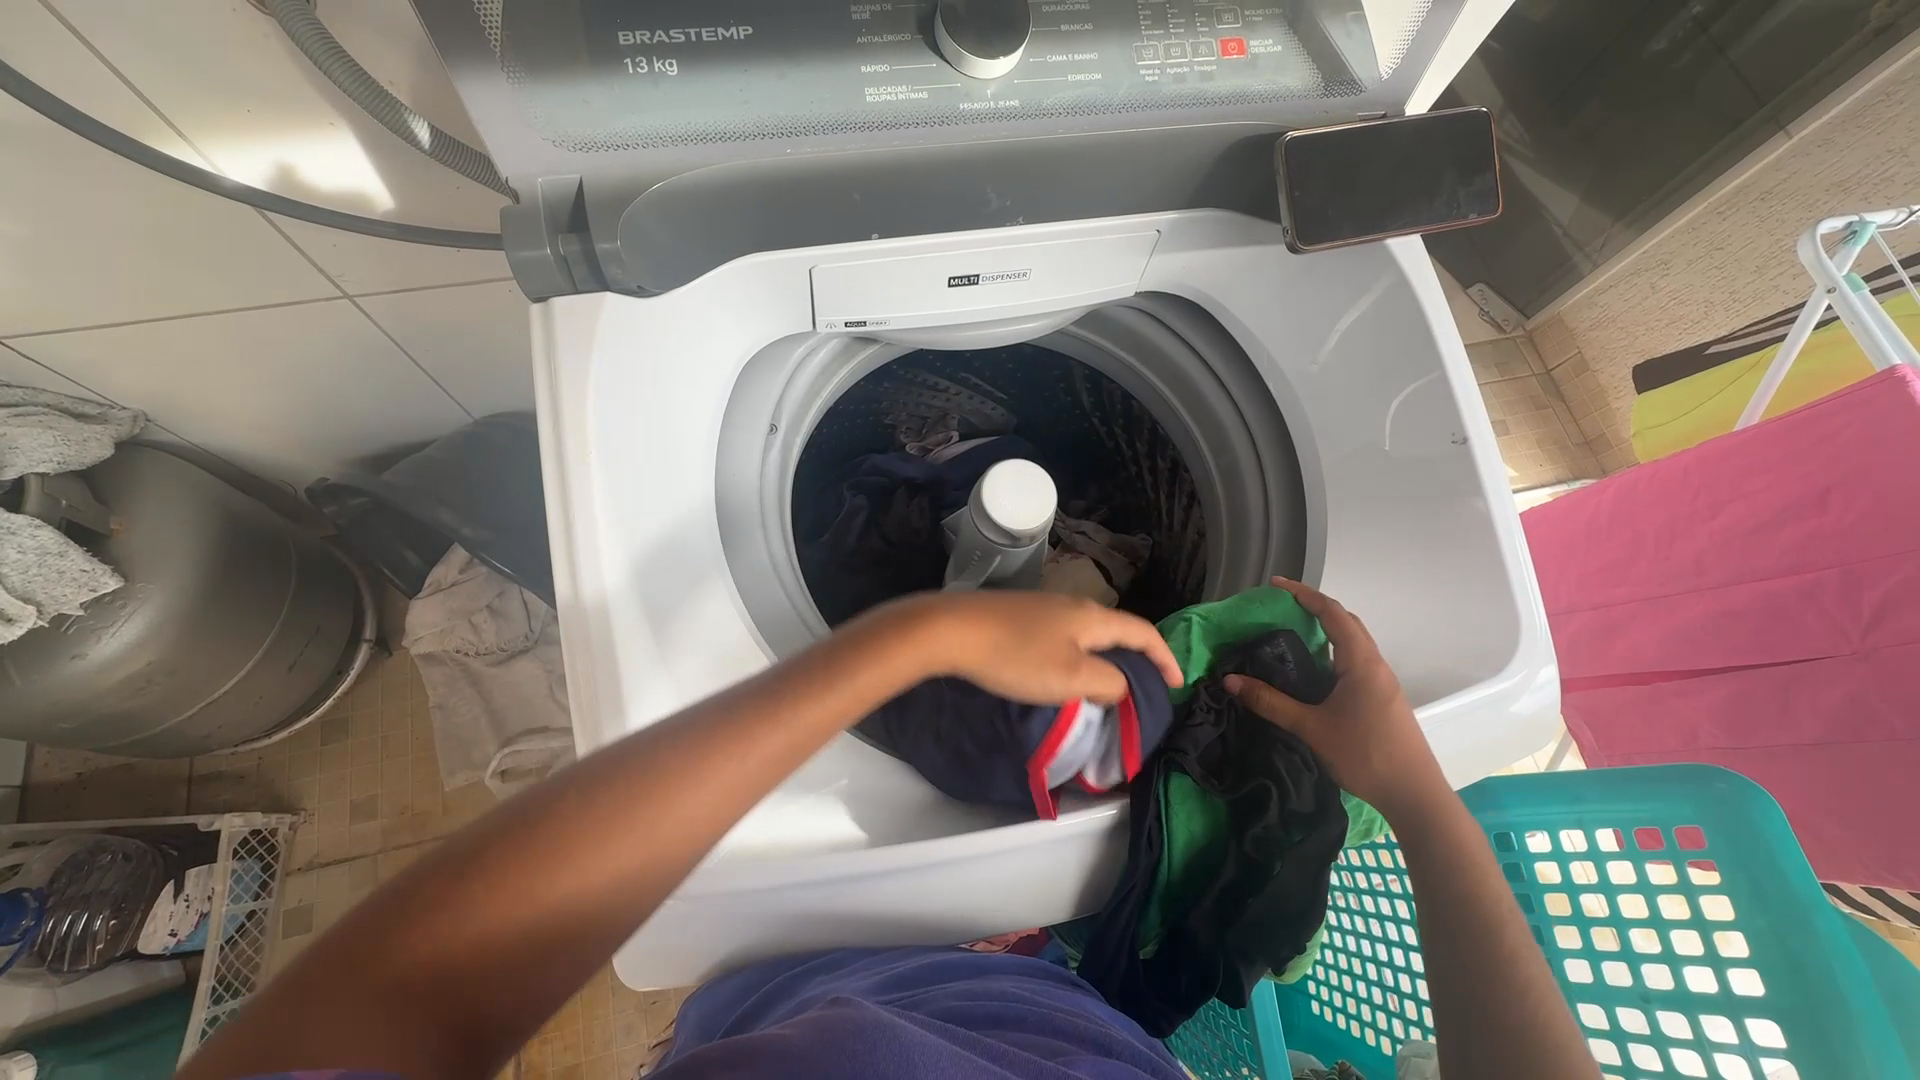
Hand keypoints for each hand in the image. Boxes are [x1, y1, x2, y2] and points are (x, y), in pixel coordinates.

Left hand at [878, 591, 1183, 704]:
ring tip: (1107, 684)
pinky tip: (1063, 671)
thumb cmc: (1016, 655)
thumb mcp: (1070, 677)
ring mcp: (1044, 606)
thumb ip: (1107, 682)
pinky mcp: (1019, 615)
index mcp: (1093, 617)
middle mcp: (1073, 604)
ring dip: (1105, 657)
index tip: (1177, 683)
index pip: (1143, 633)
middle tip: (1145, 686)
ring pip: (1088, 632)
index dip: (1165, 658)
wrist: (951, 629)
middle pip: (1117, 629)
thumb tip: (1124, 685)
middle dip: (1136, 656)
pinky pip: (1063, 635)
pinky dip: (1077, 655)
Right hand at [1223, 577, 1448, 818]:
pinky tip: (1312, 671)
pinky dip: (1332, 652)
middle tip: (1279, 607)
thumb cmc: (1365, 755)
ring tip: (1290, 634)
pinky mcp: (1382, 699)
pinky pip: (1355, 661)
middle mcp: (1375, 665)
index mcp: (1361, 662)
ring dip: (1325, 631)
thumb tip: (1230, 680)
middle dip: (1314, 608)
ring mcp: (1382, 682)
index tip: (1275, 585)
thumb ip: (1270, 702)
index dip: (1304, 594)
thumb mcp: (1311, 728)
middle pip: (1346, 622)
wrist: (1414, 794)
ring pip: (1353, 643)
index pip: (1332, 613)